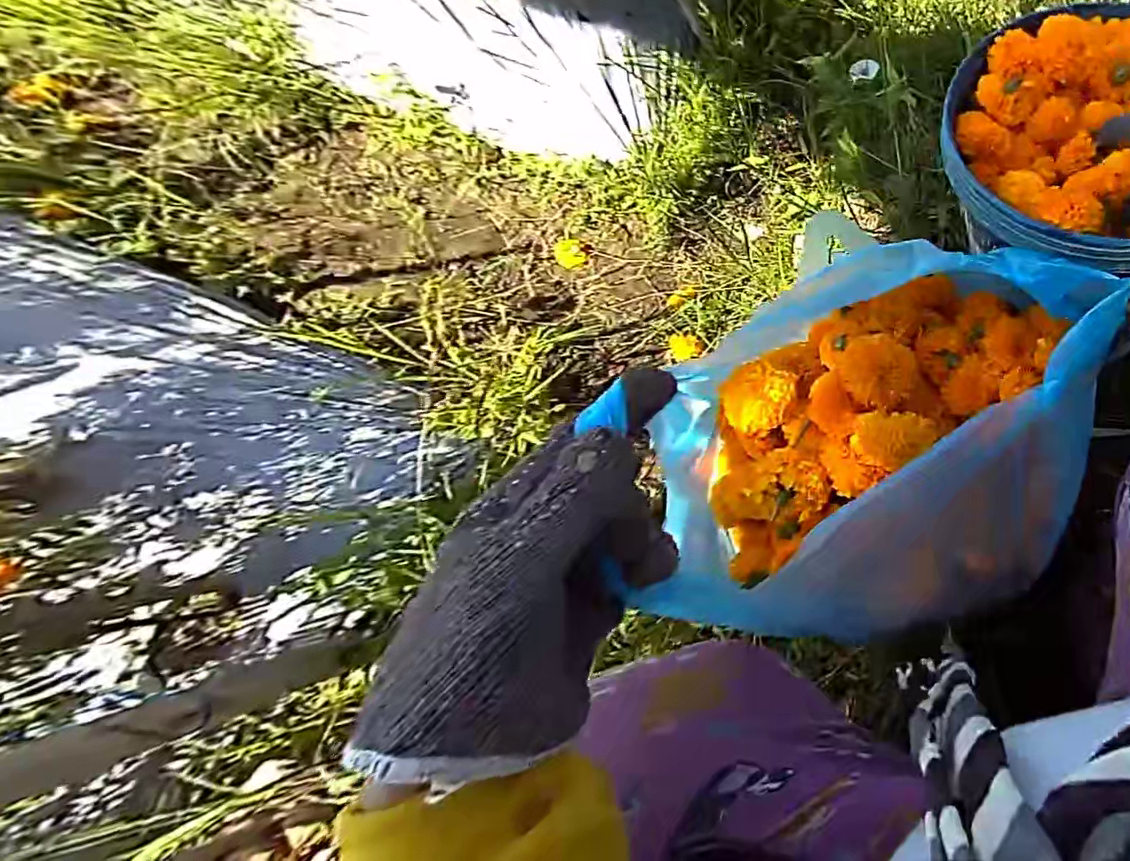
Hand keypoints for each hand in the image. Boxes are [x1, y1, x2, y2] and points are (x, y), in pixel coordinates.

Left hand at [343, 369, 677, 787]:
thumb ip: (571, 498)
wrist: (465, 745)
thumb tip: (614, 437)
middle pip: (609, 479)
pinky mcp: (598, 599)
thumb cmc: (476, 642)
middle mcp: (546, 527)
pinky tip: (642, 586)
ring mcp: (573, 564)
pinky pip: (639, 561)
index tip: (663, 384)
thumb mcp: (518, 562)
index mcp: (515, 507)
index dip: (616, 408)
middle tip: (636, 518)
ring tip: (636, 571)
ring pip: (631, 521)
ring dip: (641, 537)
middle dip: (629, 491)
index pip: (573, 440)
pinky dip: (649, 566)